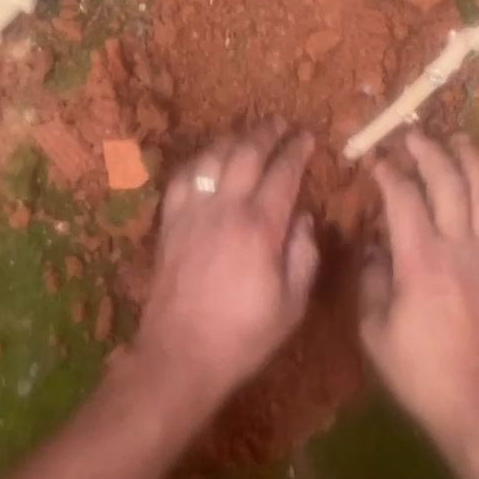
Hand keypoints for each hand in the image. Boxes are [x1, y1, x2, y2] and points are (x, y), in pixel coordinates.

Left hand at [135, 119, 319, 402]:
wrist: (181, 355)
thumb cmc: (244, 335)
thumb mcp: (292, 304)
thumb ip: (304, 254)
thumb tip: (303, 218)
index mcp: (260, 227)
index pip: (283, 173)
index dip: (297, 150)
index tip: (308, 136)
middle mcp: (225, 208)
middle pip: (247, 153)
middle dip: (267, 133)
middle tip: (281, 123)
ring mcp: (192, 212)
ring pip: (213, 157)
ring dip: (234, 139)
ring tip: (248, 134)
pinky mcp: (170, 222)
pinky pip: (184, 177)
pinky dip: (200, 161)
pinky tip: (209, 160)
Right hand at [359, 131, 478, 437]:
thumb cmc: (420, 370)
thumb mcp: (375, 330)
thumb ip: (373, 280)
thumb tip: (376, 247)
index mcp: (421, 259)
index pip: (403, 198)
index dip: (388, 174)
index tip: (376, 161)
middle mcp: (459, 247)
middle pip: (448, 182)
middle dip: (429, 153)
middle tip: (414, 136)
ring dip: (470, 161)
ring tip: (458, 140)